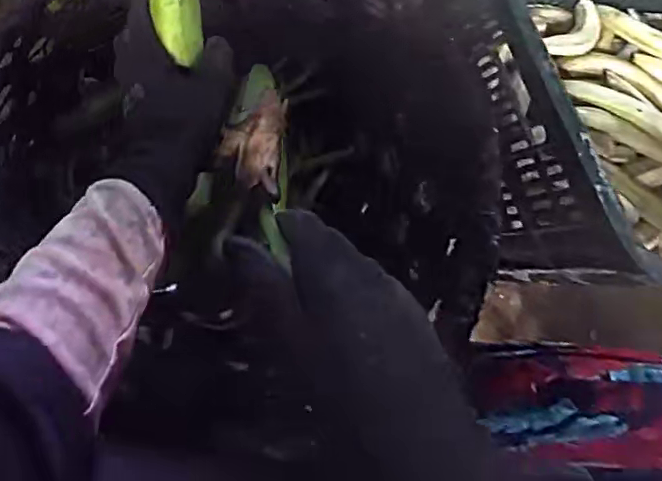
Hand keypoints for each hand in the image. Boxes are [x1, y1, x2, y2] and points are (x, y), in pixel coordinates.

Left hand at [100, 0, 235, 224]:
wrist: (159, 164)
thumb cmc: (184, 119)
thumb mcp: (213, 84)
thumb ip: (218, 55)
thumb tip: (217, 42)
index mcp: (142, 46)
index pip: (140, 3)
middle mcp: (127, 56)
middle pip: (137, 23)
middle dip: (154, 12)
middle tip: (177, 7)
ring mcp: (125, 76)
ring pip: (137, 45)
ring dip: (154, 37)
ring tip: (179, 35)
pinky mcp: (130, 94)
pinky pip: (140, 63)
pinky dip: (154, 57)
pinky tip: (173, 65)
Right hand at [226, 211, 500, 479]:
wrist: (426, 443)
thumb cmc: (343, 388)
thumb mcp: (290, 338)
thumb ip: (263, 283)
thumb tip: (235, 241)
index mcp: (331, 263)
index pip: (298, 219)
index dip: (273, 229)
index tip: (258, 257)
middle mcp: (364, 264)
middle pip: (326, 240)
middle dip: (300, 255)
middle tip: (280, 291)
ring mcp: (394, 287)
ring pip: (350, 264)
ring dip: (328, 276)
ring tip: (313, 316)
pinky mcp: (414, 314)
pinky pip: (373, 288)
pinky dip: (354, 297)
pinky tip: (351, 335)